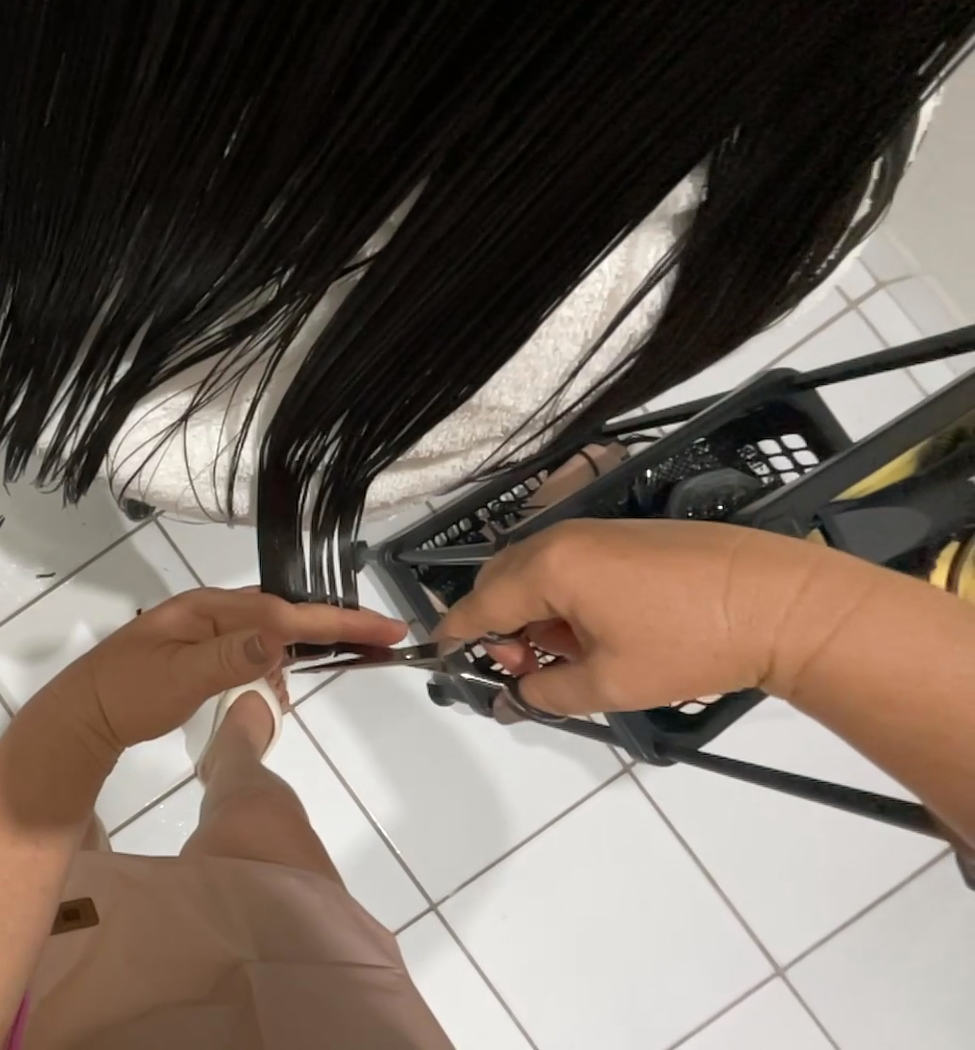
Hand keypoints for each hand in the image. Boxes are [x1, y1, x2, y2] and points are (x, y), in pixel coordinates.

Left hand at [40, 587, 405, 753]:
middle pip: (280, 615)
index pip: (280, 611)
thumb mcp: (179, 676)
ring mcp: (203, 632)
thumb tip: (282, 637)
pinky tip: (274, 689)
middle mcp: (208, 613)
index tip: (384, 628)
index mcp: (205, 609)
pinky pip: (248, 653)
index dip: (334, 620)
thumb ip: (230, 656)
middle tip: (378, 644)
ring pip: (266, 636)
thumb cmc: (127, 693)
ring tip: (324, 673)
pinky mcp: (199, 655)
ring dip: (296, 654)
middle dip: (328, 629)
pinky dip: (268, 668)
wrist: (85, 712)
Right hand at [434, 519, 858, 715]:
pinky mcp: (622, 535)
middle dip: (498, 628)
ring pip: (530, 573)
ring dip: (530, 613)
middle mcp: (557, 541)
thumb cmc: (693, 645)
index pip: (478, 606)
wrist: (793, 605)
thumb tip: (513, 700)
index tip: (439, 655)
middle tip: (530, 667)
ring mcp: (591, 533)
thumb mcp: (614, 684)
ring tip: (571, 652)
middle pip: (497, 584)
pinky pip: (564, 564)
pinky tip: (599, 628)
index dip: (455, 634)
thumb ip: (547, 693)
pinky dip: (560, 597)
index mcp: (546, 571)